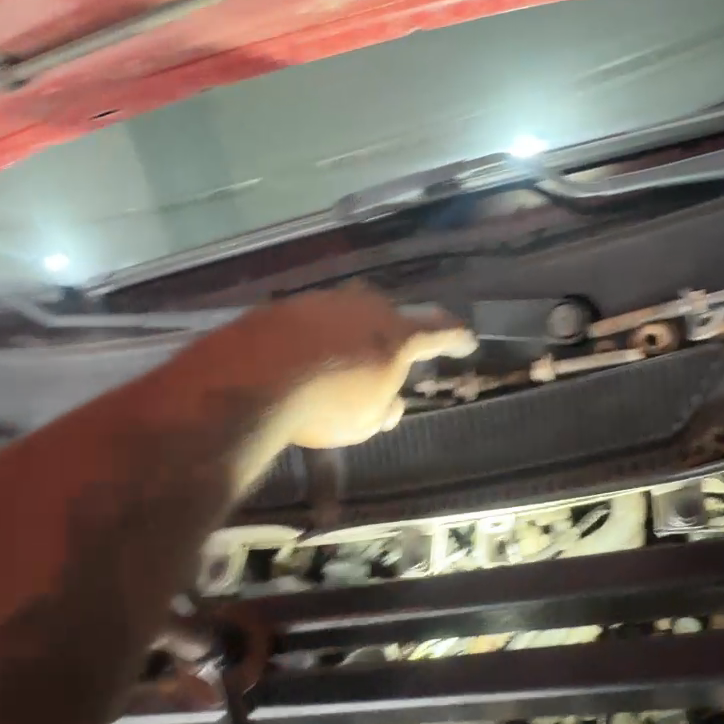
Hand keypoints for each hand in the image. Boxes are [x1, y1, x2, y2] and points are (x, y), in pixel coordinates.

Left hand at [226, 286, 476, 447]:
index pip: (439, 331)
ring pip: (347, 312)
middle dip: (393, 332)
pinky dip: (314, 337)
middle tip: (389, 353)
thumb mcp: (365, 422)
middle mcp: (365, 309)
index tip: (468, 340)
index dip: (455, 338)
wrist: (255, 378)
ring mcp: (324, 301)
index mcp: (396, 337)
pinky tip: (302, 356)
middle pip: (388, 313)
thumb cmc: (326, 405)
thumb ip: (385, 410)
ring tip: (341, 356)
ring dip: (350, 332)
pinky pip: (311, 321)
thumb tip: (392, 403)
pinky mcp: (286, 306)